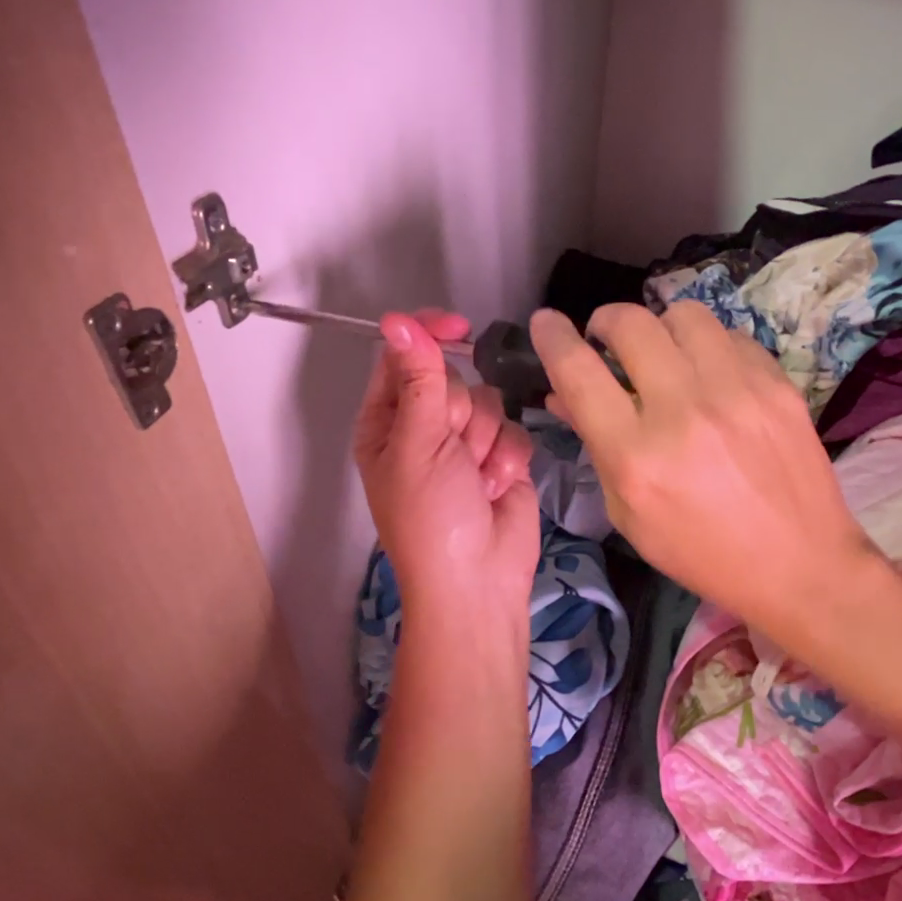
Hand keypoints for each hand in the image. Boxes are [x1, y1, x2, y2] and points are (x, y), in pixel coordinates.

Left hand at [355, 309, 539, 616]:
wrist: (477, 581)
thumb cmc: (432, 518)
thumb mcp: (418, 445)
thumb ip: (418, 379)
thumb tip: (398, 319)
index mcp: (386, 422)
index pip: (403, 357)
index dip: (428, 337)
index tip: (457, 326)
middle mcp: (425, 428)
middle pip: (455, 378)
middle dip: (463, 414)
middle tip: (455, 453)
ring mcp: (467, 445)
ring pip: (491, 403)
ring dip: (487, 443)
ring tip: (476, 481)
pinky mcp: (503, 460)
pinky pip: (515, 431)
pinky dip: (510, 461)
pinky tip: (498, 490)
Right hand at [529, 302, 875, 631]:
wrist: (799, 564)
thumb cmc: (702, 553)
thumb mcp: (631, 515)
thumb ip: (595, 448)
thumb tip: (563, 394)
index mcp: (637, 457)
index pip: (579, 371)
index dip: (552, 338)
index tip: (546, 323)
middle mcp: (683, 412)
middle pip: (630, 324)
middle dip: (606, 322)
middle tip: (608, 341)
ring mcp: (737, 392)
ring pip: (684, 315)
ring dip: (661, 327)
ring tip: (665, 355)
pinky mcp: (777, 385)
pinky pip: (731, 336)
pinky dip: (710, 348)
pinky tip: (712, 376)